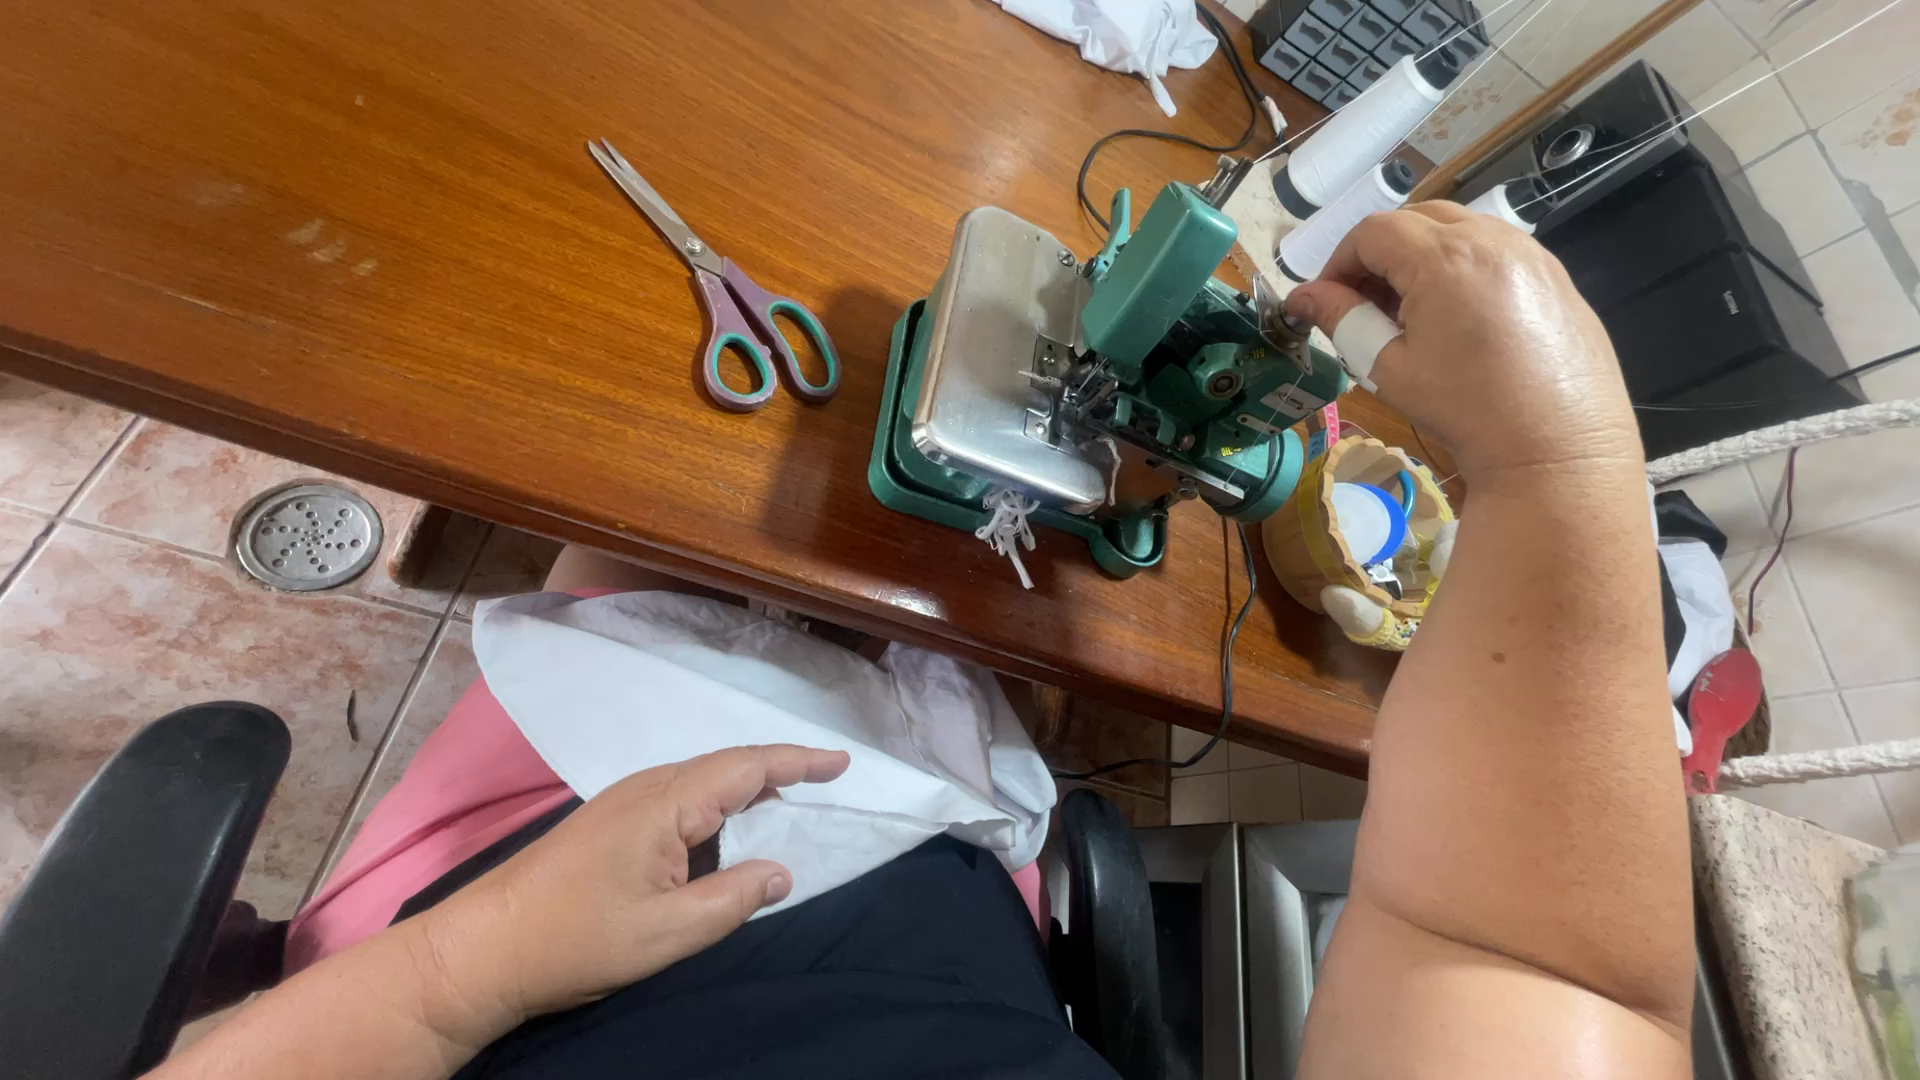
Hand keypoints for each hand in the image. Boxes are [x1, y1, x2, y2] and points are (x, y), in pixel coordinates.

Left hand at [414, 744, 849, 1030]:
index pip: (749, 767)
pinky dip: (723, 797)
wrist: (480, 949)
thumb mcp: (667, 933)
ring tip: (791, 795)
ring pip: (707, 775)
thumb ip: (735, 898)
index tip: (843, 761)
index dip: (800, 761)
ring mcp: (628, 797)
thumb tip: (784, 871)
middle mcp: (651, 785)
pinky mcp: (615, 815)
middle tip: (827, 776)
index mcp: (669, 803)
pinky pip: (685, 791)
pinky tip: (729, 820)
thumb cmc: (576, 939)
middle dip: (783, 765)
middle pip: (731, 762)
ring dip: (752, 780)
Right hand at [1286, 202, 1642, 489]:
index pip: (1373, 231)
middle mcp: (1489, 239)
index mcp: (1444, 259)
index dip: (1338, 262)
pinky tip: (1451, 319)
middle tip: (1361, 306)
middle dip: (1376, 254)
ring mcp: (1528, 251)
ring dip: (1416, 257)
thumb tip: (1301, 296)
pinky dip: (1455, 267)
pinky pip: (1489, 249)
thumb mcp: (1386, 366)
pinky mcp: (1551, 272)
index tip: (1326, 302)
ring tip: (1405, 314)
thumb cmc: (1460, 405)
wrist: (1554, 440)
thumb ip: (1342, 319)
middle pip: (1414, 218)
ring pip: (1454, 228)